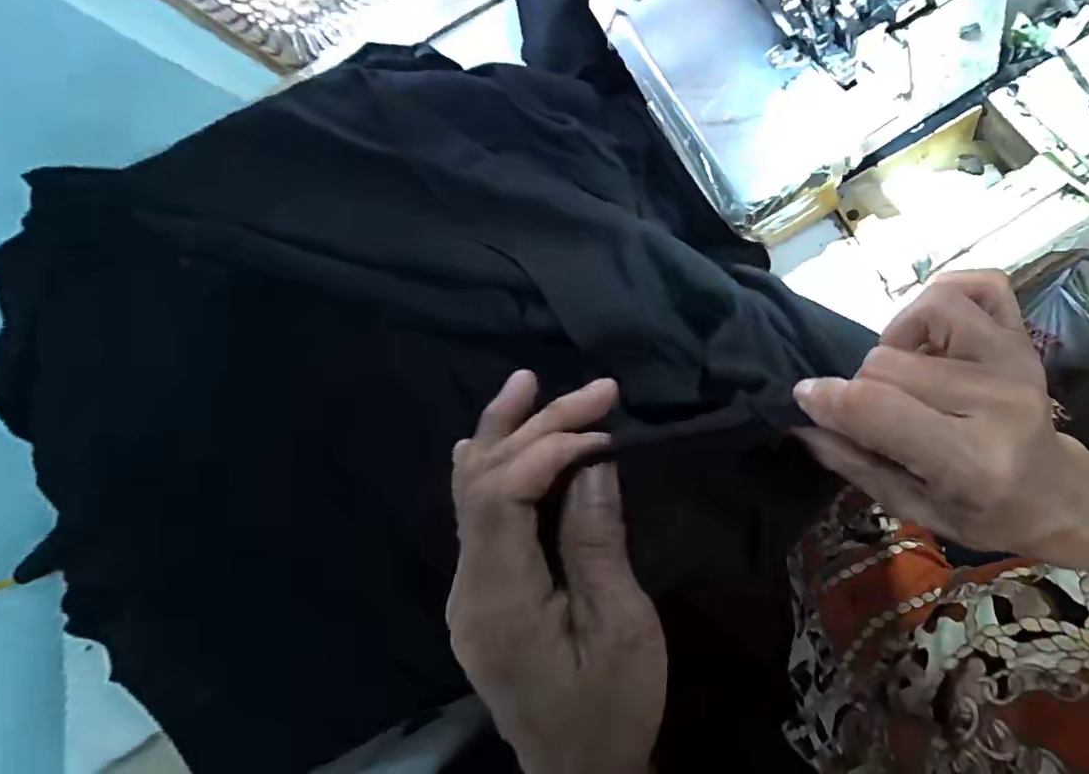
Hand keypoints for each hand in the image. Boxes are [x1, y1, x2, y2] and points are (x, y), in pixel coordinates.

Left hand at [447, 371, 664, 773]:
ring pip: (473, 490)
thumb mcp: (620, 626)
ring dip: (505, 431)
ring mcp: (470, 588)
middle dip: (539, 426)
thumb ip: (597, 541)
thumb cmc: (611, 706)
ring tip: (525, 382)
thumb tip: (593, 462)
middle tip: (597, 390)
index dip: (547, 449)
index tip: (603, 430)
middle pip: (486, 481)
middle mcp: (468, 586)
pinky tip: (488, 437)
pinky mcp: (484, 589)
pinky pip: (477, 512)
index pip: (501, 498)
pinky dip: (490, 465)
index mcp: (498, 600)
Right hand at [793, 270, 1088, 558]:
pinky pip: (976, 284)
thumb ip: (852, 461)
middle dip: (864, 388)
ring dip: (897, 342)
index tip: (805, 397)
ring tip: (907, 371)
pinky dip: (944, 296)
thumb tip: (799, 418)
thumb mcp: (913, 507)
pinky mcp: (1023, 336)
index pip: (875, 406)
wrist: (1056, 494)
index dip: (827, 398)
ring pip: (920, 314)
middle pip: (885, 362)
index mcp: (971, 459)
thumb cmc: (984, 512)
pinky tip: (934, 332)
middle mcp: (997, 400)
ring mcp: (1015, 359)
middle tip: (883, 415)